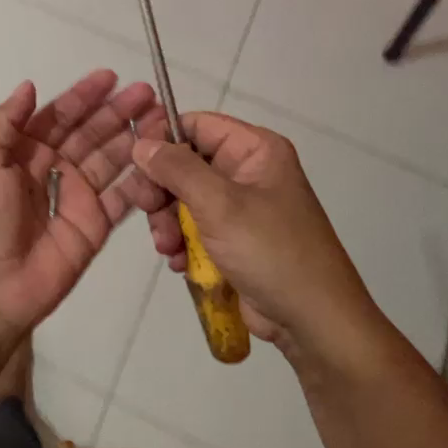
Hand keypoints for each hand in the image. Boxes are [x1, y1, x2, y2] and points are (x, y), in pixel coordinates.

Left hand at [0, 71, 170, 337]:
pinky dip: (141, 178)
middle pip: (89, 133)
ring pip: (110, 159)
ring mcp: (76, 197)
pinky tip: (161, 158)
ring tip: (162, 118)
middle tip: (148, 93)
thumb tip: (29, 85)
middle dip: (117, 112)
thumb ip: (5, 123)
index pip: (58, 116)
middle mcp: (52, 169)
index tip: (111, 76)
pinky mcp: (96, 225)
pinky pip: (122, 197)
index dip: (83, 96)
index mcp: (23, 152)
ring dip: (134, 139)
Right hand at [130, 113, 391, 370]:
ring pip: (182, 198)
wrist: (313, 321)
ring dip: (167, 222)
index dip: (161, 138)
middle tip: (147, 210)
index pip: (195, 125)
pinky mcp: (232, 239)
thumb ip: (176, 168)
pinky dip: (180, 242)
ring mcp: (239, 207)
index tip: (133, 161)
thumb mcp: (220, 204)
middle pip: (183, 163)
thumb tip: (140, 143)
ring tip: (167, 247)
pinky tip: (179, 261)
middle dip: (161, 189)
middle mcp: (247, 172)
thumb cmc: (272, 252)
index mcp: (255, 150)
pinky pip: (192, 228)